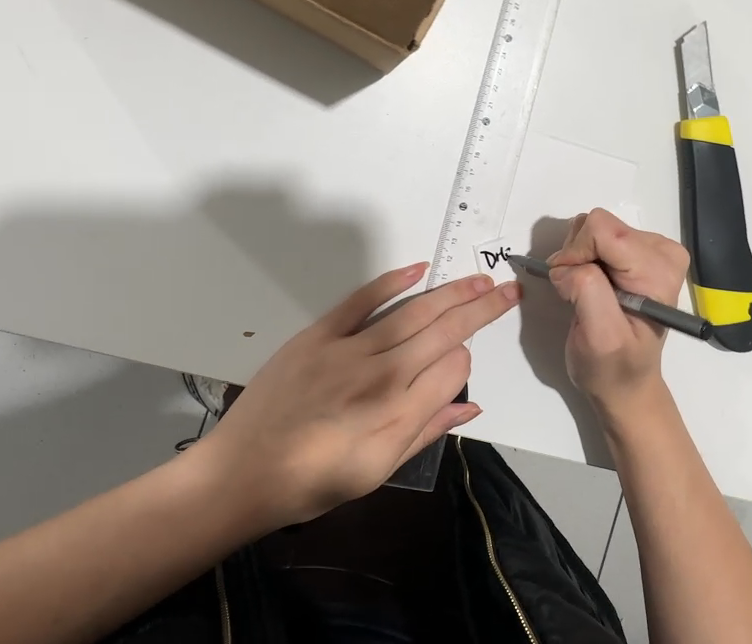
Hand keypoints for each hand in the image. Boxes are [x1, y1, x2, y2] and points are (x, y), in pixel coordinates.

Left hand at [196, 264, 518, 527]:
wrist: (242, 472)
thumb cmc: (313, 482)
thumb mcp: (376, 473)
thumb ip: (425, 432)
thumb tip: (470, 406)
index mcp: (397, 413)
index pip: (454, 368)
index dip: (465, 362)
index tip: (462, 363)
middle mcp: (381, 374)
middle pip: (443, 332)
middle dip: (481, 309)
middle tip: (508, 289)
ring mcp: (349, 349)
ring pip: (413, 312)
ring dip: (451, 292)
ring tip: (479, 279)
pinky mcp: (319, 334)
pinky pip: (362, 300)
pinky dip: (392, 282)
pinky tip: (419, 269)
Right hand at [546, 209, 689, 413]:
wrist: (625, 383)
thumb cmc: (613, 368)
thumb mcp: (600, 338)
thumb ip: (587, 292)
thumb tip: (566, 266)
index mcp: (659, 269)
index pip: (602, 230)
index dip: (575, 254)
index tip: (569, 286)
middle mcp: (661, 251)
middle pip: (597, 224)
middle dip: (576, 256)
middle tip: (578, 294)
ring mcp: (649, 249)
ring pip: (592, 226)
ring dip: (578, 258)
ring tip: (586, 293)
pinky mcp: (635, 250)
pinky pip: (593, 234)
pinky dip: (581, 257)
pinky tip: (592, 285)